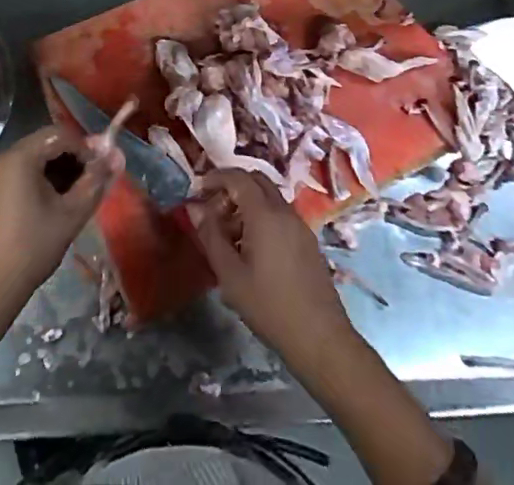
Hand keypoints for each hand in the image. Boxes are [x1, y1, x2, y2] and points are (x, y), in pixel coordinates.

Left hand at [0, 125, 121, 305]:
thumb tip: (117, 156)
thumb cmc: (34, 246)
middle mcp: (4, 157)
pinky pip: (23, 170)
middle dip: (74, 156)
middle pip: (47, 142)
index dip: (87, 147)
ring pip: (36, 157)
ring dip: (60, 167)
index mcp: (21, 157)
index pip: (61, 134)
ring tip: (78, 191)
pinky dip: (44, 177)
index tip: (102, 168)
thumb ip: (96, 180)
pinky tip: (57, 200)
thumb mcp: (72, 212)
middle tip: (94, 179)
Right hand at [189, 169, 355, 363]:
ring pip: (270, 198)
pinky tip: (251, 248)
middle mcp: (285, 212)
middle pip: (258, 181)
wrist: (319, 336)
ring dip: (247, 203)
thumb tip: (195, 208)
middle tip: (213, 209)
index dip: (217, 177)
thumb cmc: (268, 305)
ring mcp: (300, 225)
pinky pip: (280, 215)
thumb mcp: (229, 274)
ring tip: (228, 234)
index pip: (239, 178)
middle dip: (233, 187)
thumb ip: (210, 236)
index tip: (198, 190)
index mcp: (265, 214)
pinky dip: (262, 217)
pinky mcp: (308, 241)